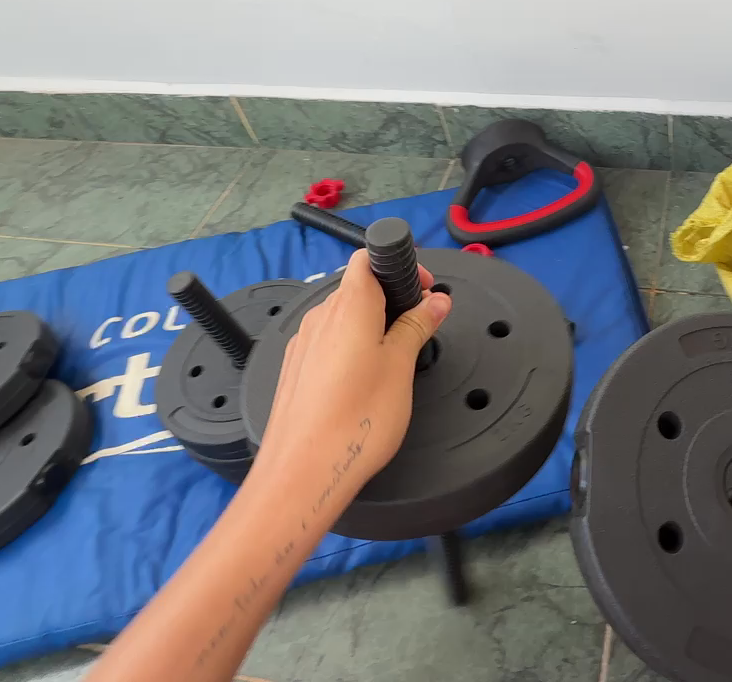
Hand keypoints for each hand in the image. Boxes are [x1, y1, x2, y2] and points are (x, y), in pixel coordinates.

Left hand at [248, 250, 452, 499]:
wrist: (301, 474)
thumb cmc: (357, 417)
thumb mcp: (401, 366)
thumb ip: (417, 326)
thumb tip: (437, 301)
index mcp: (349, 305)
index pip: (367, 257)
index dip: (397, 263)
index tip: (422, 290)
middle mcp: (320, 316)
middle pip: (357, 286)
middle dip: (391, 297)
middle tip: (418, 325)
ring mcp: (303, 342)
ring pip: (342, 315)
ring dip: (371, 322)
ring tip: (394, 356)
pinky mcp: (295, 368)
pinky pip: (328, 340)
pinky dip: (350, 344)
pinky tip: (363, 378)